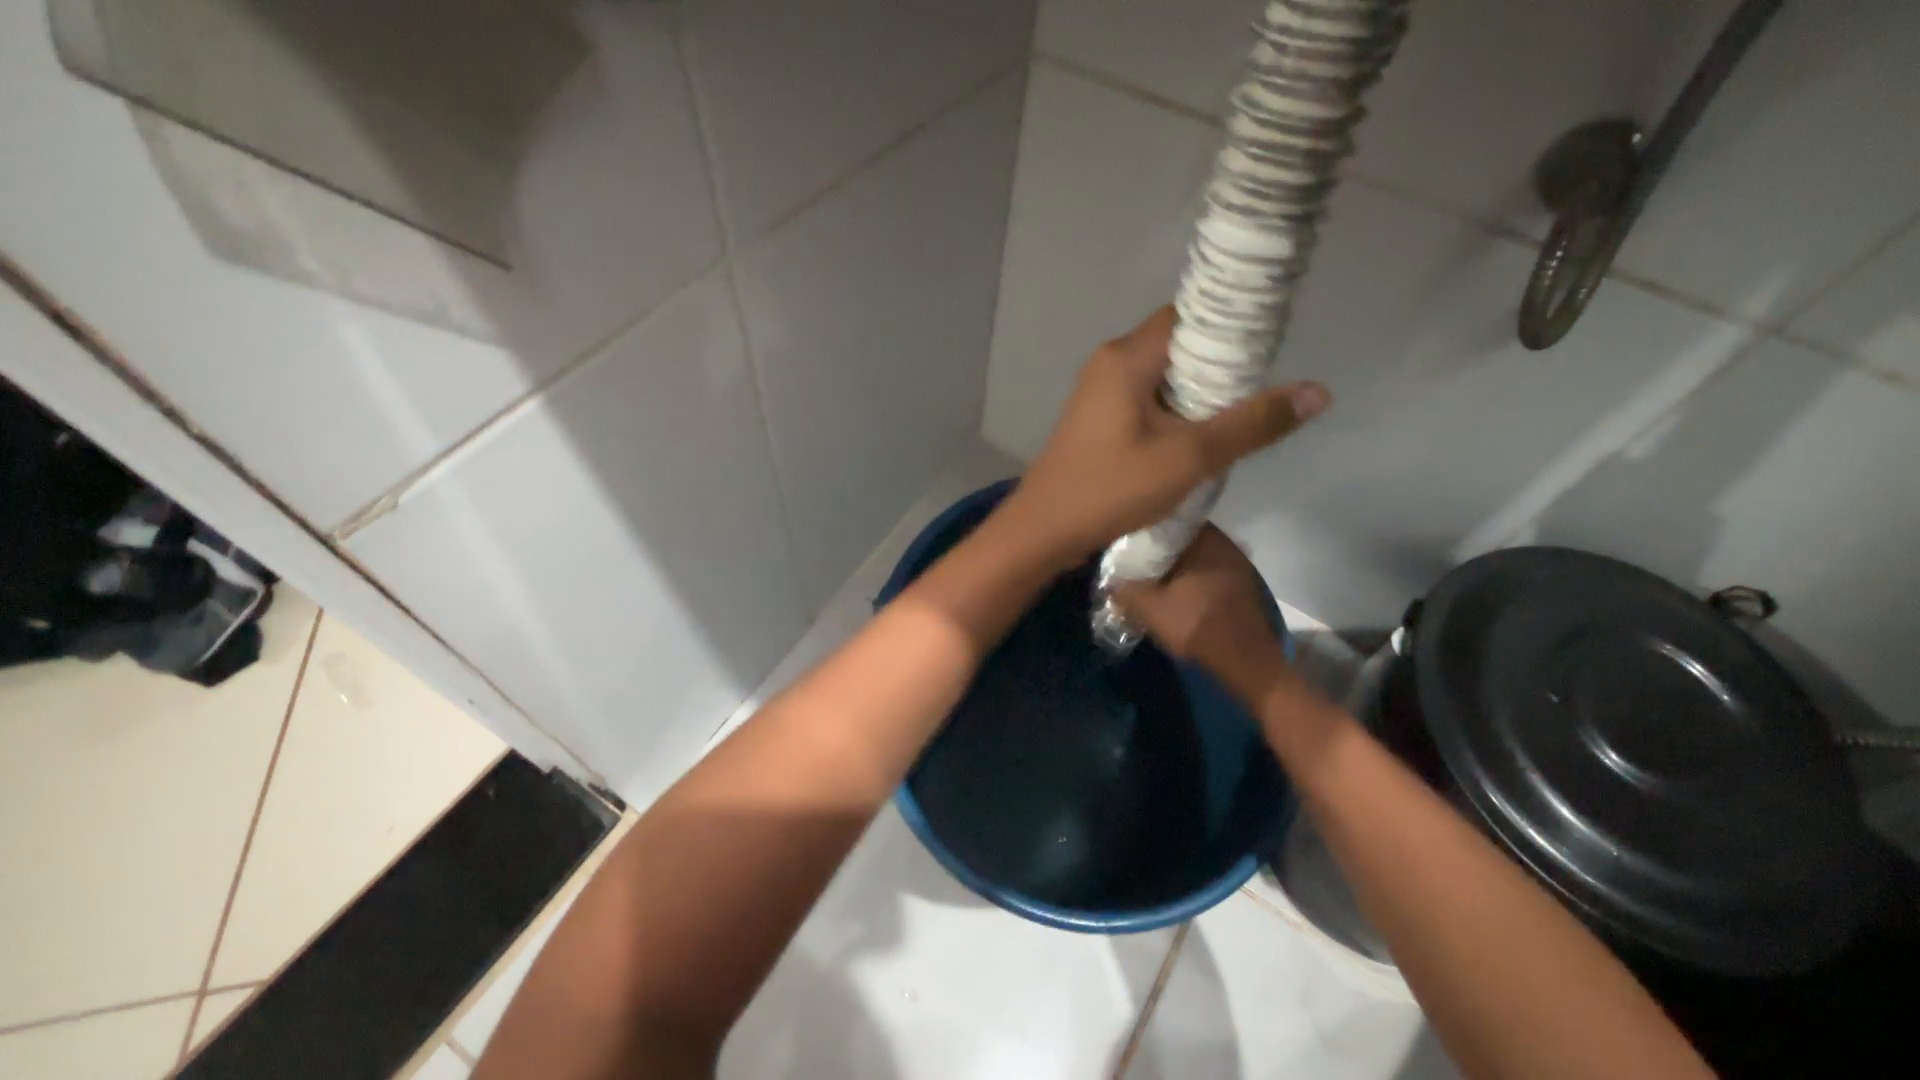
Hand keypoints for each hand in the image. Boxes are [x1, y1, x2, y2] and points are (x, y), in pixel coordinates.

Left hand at [996, 306, 1327, 568]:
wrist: (1044, 532)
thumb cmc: (1111, 488)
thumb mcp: (1189, 457)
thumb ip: (1252, 424)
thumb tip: (1318, 392)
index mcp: (1127, 356)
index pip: (1189, 314)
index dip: (1231, 325)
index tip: (1271, 344)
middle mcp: (1111, 363)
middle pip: (1179, 345)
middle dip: (1221, 364)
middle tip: (1263, 388)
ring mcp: (1101, 392)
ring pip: (1165, 376)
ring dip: (1201, 393)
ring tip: (1242, 414)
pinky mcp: (1100, 421)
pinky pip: (1149, 400)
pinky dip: (1178, 411)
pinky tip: (1202, 438)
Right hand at [1114, 525, 1285, 692]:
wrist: (1246, 661)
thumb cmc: (1197, 625)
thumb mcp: (1150, 610)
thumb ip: (1125, 591)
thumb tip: (1111, 582)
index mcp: (1205, 540)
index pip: (1169, 521)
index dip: (1147, 531)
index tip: (1129, 543)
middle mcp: (1225, 545)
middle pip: (1184, 540)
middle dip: (1161, 551)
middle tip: (1137, 563)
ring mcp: (1238, 566)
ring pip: (1198, 558)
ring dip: (1178, 568)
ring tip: (1154, 580)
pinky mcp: (1243, 587)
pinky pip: (1210, 574)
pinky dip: (1193, 581)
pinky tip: (1178, 596)